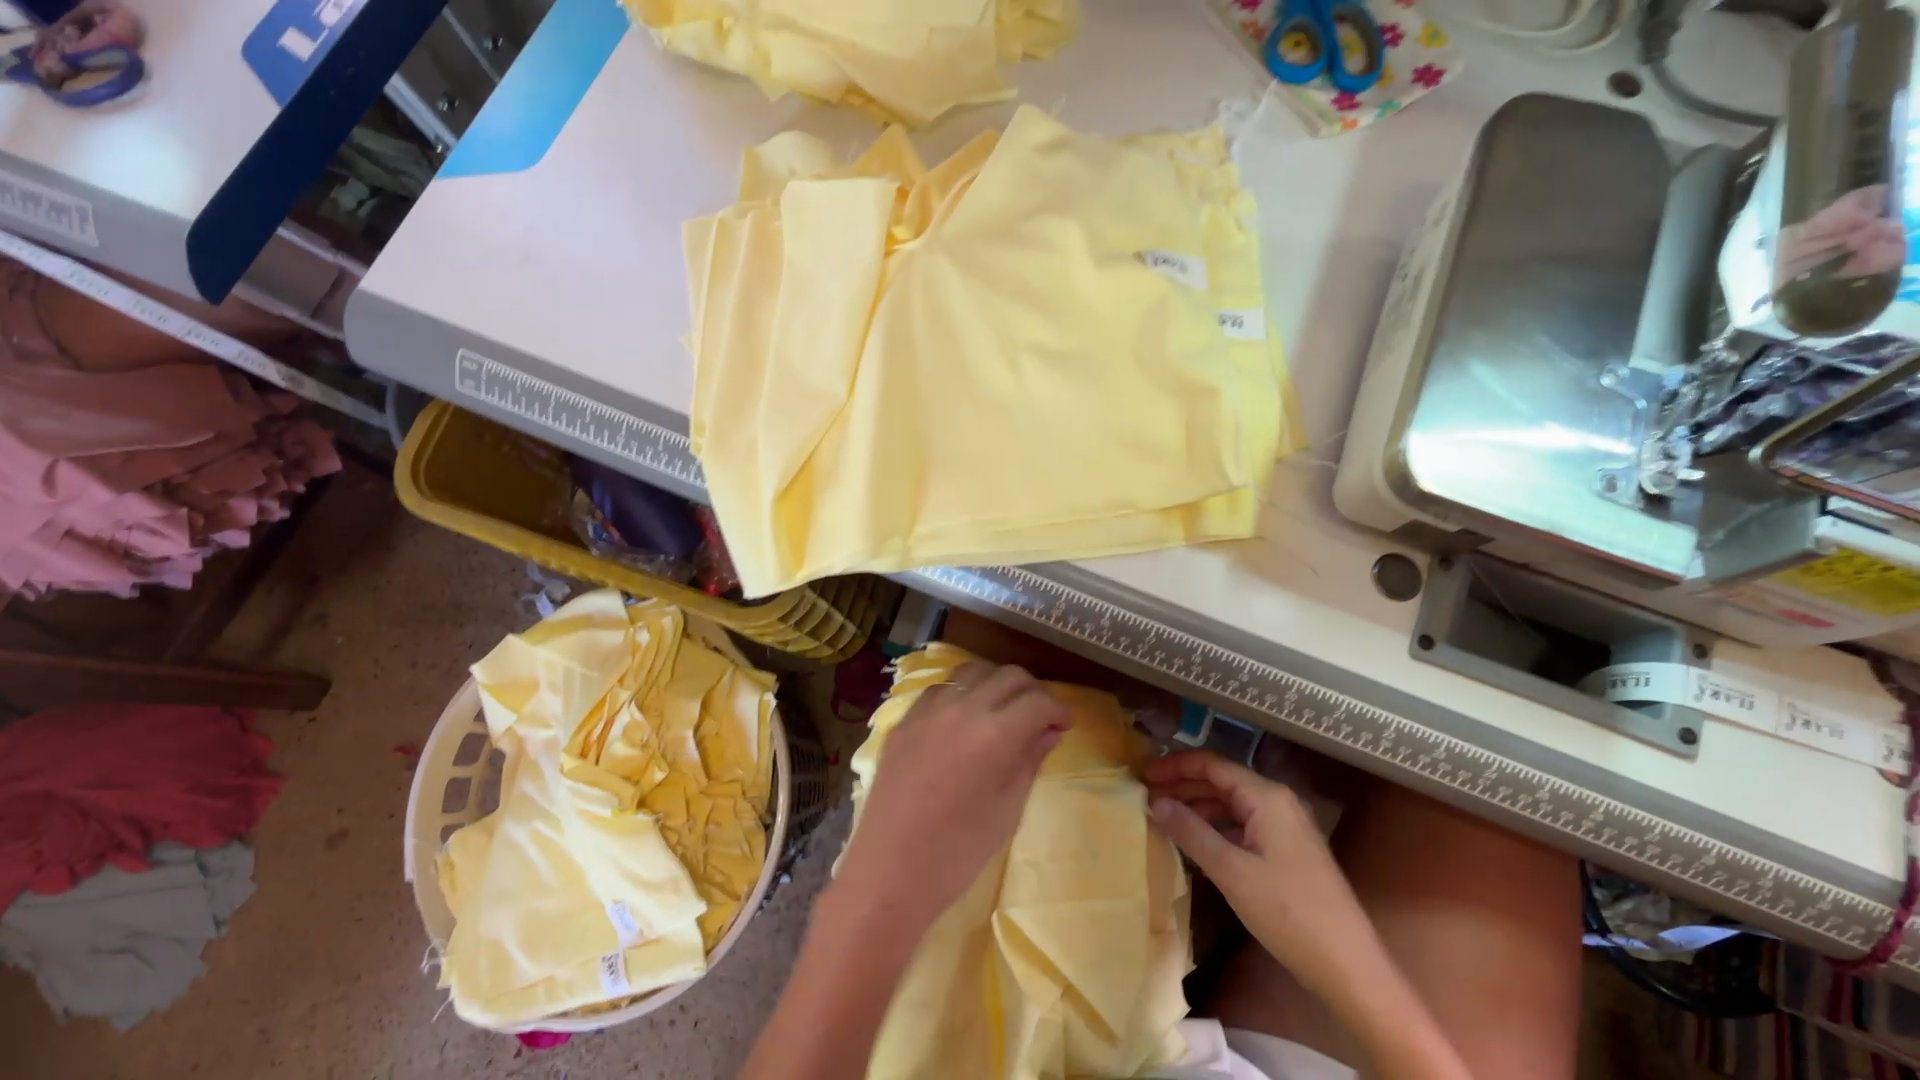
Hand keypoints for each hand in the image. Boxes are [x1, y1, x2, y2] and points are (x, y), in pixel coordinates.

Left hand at [835, 663, 1071, 932]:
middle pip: (1008, 676)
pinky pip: (940, 691)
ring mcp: (927, 712)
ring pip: (972, 673)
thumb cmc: (958, 853)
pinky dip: (961, 695)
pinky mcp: (904, 722)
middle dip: (1031, 693)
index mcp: (994, 735)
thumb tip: (1049, 732)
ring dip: (995, 686)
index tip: (1064, 726)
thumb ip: (1029, 762)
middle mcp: (961, 710)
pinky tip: (964, 722)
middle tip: (1039, 720)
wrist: (889, 873)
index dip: (1058, 710)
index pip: (1038, 701)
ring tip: (1003, 714)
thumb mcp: (1007, 811)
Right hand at [1146, 750, 1372, 996]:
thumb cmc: (1287, 910)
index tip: (1143, 774)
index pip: (1213, 765)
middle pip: (1223, 782)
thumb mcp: (1231, 871)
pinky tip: (1195, 846)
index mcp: (1267, 797)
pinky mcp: (1288, 852)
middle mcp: (1279, 803)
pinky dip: (1216, 830)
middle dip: (1184, 786)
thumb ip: (1192, 832)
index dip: (1176, 765)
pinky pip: (1244, 827)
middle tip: (1146, 797)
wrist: (1346, 961)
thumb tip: (1157, 802)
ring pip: (1233, 806)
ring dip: (1198, 809)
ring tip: (1164, 820)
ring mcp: (1286, 828)